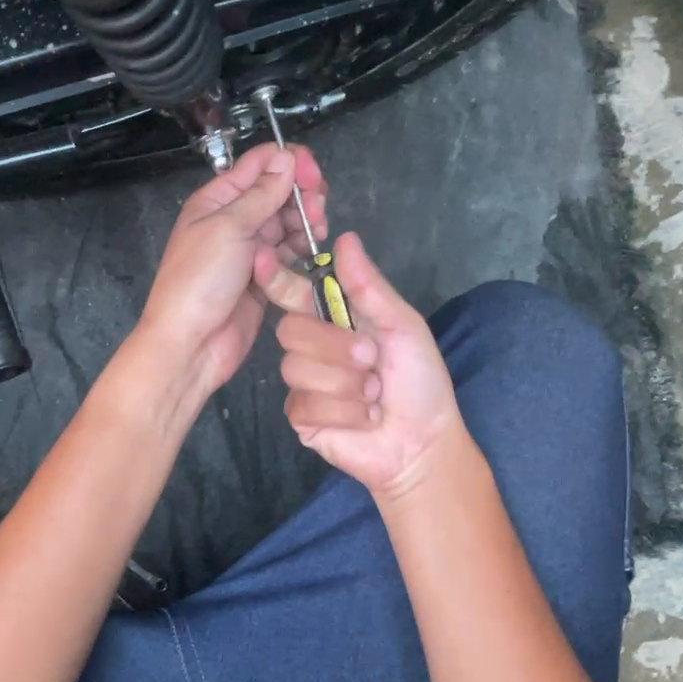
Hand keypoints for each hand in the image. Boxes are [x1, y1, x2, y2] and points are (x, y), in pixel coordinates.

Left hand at [136, 143, 327, 394]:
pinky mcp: (265, 280)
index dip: (288, 162)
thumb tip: (286, 158)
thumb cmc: (199, 281)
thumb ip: (261, 194)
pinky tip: (311, 250)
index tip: (313, 173)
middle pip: (277, 194)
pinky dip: (301, 250)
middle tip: (317, 208)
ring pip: (286, 225)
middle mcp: (233, 222)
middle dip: (301, 194)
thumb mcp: (228, 227)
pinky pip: (288, 256)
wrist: (191, 344)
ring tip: (317, 229)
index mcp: (216, 201)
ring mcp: (250, 253)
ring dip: (304, 222)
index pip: (258, 166)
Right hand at [255, 232, 466, 501]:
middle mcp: (315, 349)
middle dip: (334, 346)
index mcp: (336, 321)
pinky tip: (365, 419)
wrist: (422, 442)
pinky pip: (306, 404)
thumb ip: (369, 287)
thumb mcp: (402, 326)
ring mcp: (304, 385)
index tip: (261, 260)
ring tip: (374, 396)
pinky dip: (345, 412)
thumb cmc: (419, 382)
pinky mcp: (302, 418)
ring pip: (297, 370)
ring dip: (347, 385)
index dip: (276, 278)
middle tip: (371, 361)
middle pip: (290, 331)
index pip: (294, 294)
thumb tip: (345, 239)